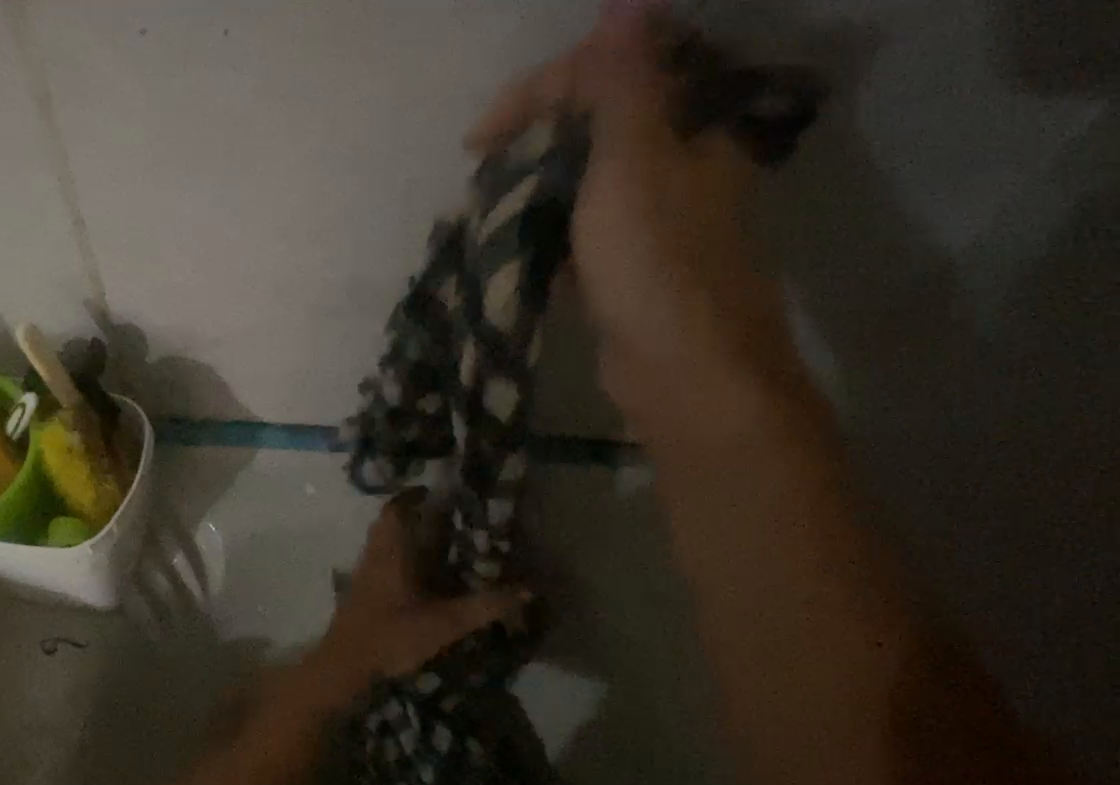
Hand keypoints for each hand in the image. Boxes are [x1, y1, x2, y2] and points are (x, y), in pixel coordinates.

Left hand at [300, 492, 528, 708]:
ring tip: (442, 543)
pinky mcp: (361, 592)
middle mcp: (374, 555)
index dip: (415, 495)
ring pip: (384, 543)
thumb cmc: (391, 637)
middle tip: (448, 517)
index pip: (397, 508)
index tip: (442, 492)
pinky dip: (401, 559)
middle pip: (390, 523)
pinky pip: (382, 562)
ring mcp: (364, 573)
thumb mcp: (445, 623)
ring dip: (408, 538)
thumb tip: (529, 589)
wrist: (344, 666)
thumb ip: (486, 606)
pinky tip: (422, 577)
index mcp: (391, 552)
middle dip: (416, 516)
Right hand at [467, 0, 795, 427]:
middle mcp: (676, 166)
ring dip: (533, 191)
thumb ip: (621, 85)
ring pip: (584, 185)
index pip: (606, 80)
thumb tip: (625, 1)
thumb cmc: (653, 262)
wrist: (682, 369)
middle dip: (531, 143)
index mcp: (685, 129)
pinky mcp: (630, 271)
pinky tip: (515, 252)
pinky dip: (545, 236)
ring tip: (486, 213)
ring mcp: (653, 222)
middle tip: (481, 173)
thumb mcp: (632, 161)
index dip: (537, 95)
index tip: (477, 141)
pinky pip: (580, 235)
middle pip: (595, 130)